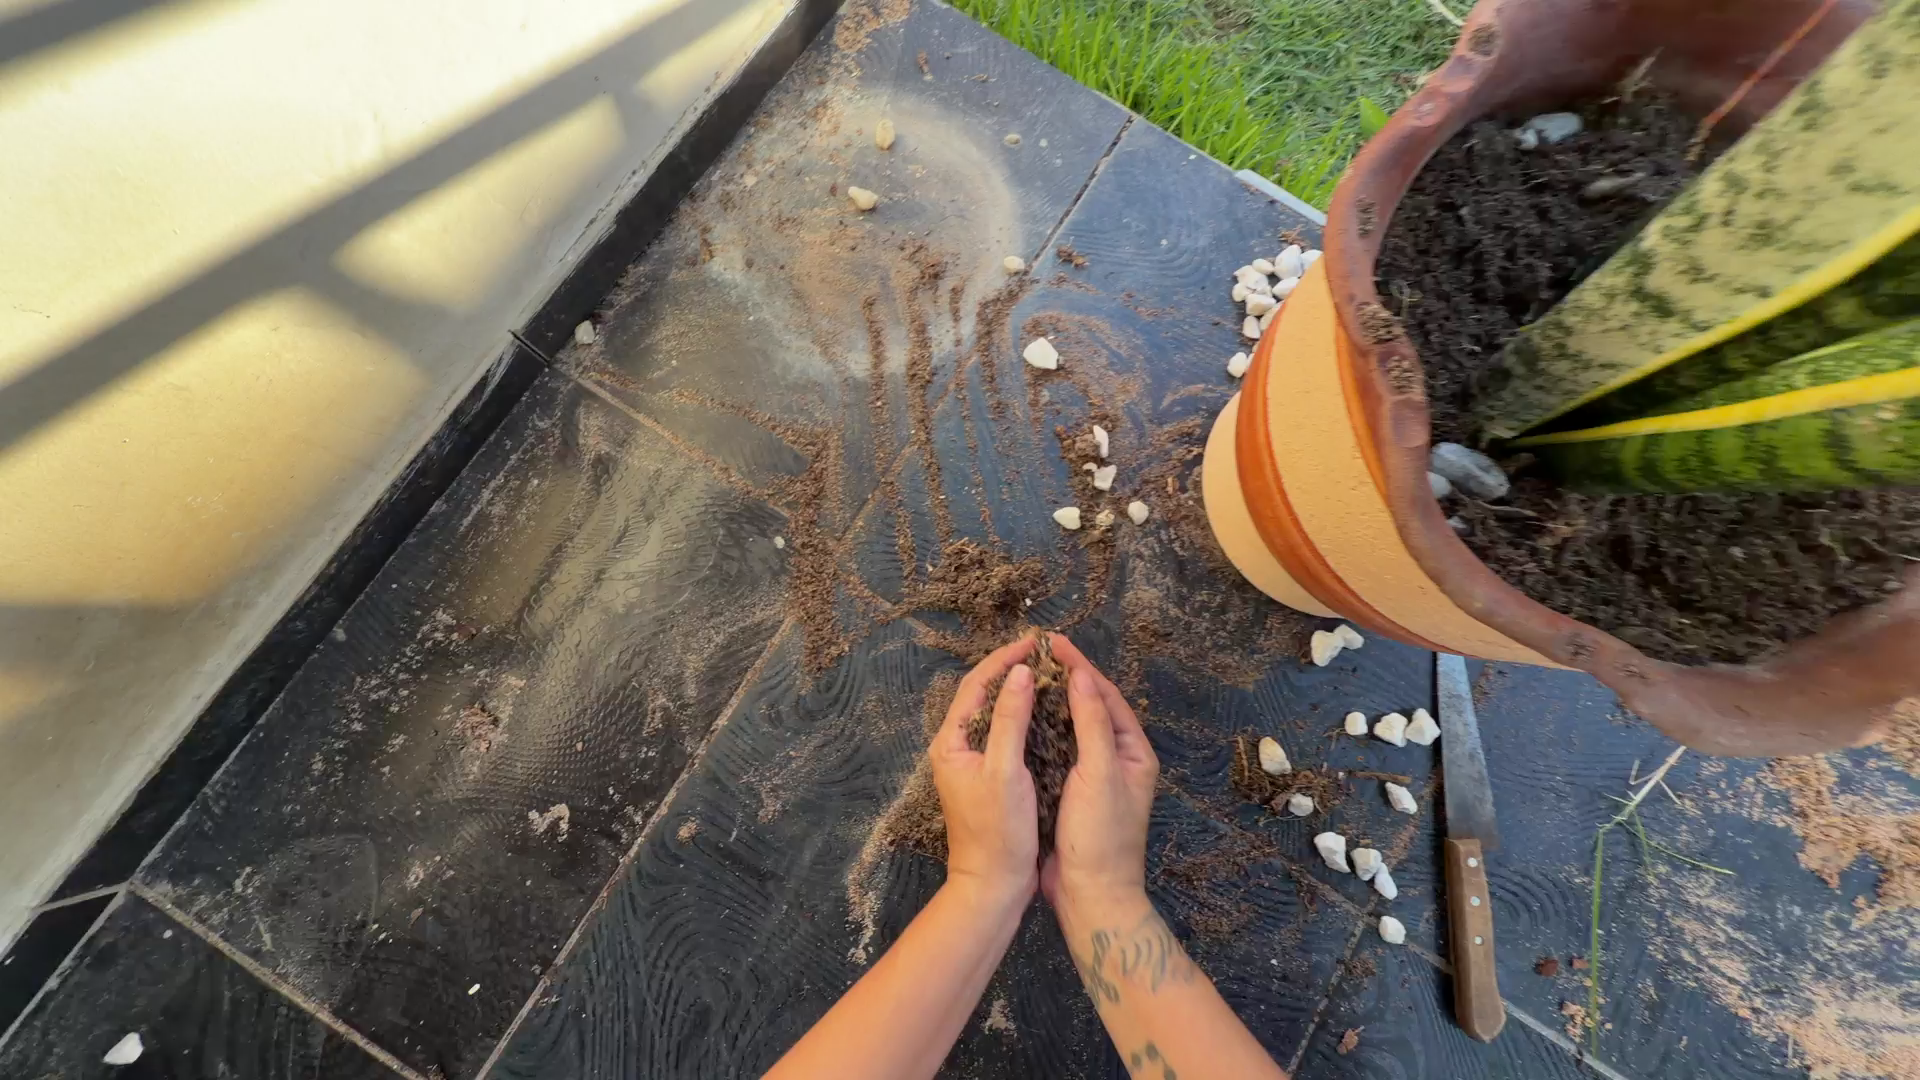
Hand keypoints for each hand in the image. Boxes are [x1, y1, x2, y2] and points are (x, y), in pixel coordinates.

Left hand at [930, 637, 1042, 908]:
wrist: (993, 887)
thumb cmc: (997, 832)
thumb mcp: (1005, 771)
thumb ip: (1011, 720)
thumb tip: (1020, 672)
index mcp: (952, 742)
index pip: (976, 685)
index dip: (1004, 659)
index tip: (1034, 642)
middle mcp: (958, 746)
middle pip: (983, 694)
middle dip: (1010, 668)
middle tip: (1043, 651)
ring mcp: (974, 761)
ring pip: (996, 712)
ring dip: (1019, 689)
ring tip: (1047, 671)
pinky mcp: (991, 774)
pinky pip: (1006, 732)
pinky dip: (1025, 714)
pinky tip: (1047, 710)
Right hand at [1040, 636, 1158, 922]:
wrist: (1090, 897)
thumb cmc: (1101, 834)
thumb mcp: (1100, 772)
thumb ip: (1092, 722)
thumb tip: (1081, 675)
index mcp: (1134, 751)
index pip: (1106, 696)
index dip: (1080, 667)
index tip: (1053, 642)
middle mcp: (1116, 758)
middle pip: (1090, 707)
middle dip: (1066, 678)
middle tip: (1036, 653)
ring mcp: (1093, 774)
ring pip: (1071, 726)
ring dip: (1052, 700)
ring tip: (1026, 675)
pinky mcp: (1070, 789)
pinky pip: (1057, 748)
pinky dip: (1041, 728)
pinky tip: (1020, 716)